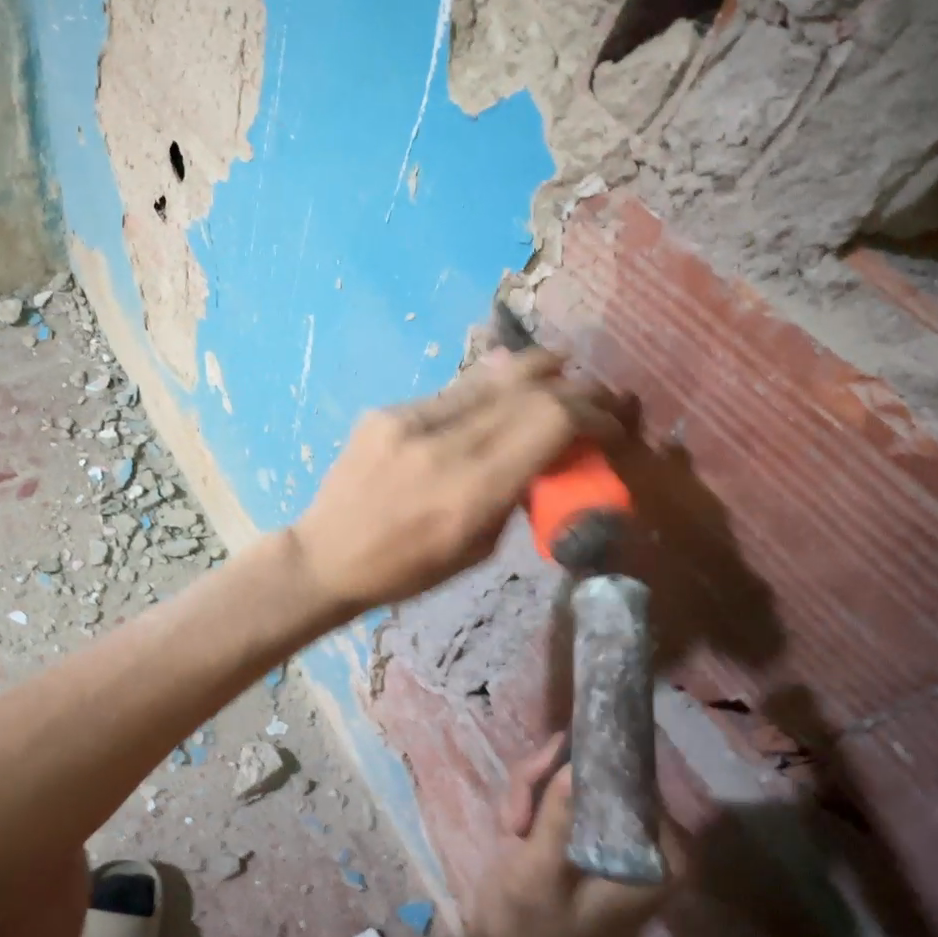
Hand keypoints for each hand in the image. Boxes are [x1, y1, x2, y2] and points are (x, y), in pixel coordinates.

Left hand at [289, 350, 632, 612]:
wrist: (325, 556)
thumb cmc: (406, 570)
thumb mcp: (477, 548)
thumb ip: (514, 495)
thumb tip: (546, 453)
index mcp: (471, 491)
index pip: (551, 423)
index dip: (593, 415)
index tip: (612, 425)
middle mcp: (443, 446)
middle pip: (527, 392)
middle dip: (574, 388)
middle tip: (597, 393)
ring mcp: (408, 422)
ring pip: (487, 380)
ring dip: (532, 371)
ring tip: (560, 366)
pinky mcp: (385, 413)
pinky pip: (450, 393)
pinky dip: (485, 388)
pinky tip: (501, 385)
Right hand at [470, 732, 677, 936]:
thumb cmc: (539, 932)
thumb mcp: (541, 875)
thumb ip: (557, 819)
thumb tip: (572, 764)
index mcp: (660, 851)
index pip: (631, 776)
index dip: (585, 763)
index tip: (542, 778)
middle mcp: (644, 835)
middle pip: (595, 768)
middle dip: (545, 782)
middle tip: (517, 818)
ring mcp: (610, 831)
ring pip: (567, 774)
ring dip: (530, 793)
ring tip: (511, 829)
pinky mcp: (583, 831)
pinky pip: (555, 791)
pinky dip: (528, 804)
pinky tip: (512, 831)